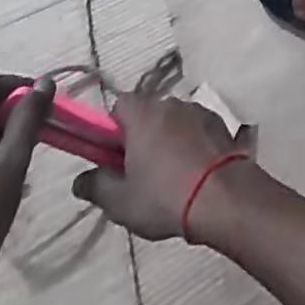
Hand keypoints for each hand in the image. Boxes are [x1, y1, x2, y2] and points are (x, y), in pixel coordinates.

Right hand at [71, 93, 253, 241]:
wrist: (222, 197)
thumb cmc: (163, 196)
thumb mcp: (118, 201)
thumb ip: (95, 185)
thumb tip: (82, 178)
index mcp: (145, 115)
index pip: (120, 104)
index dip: (111, 126)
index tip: (111, 153)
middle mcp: (174, 105)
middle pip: (149, 112)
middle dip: (140, 135)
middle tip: (136, 170)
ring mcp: (202, 112)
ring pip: (176, 121)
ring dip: (169, 138)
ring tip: (169, 175)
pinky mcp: (222, 125)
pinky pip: (199, 129)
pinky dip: (193, 143)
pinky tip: (195, 171)